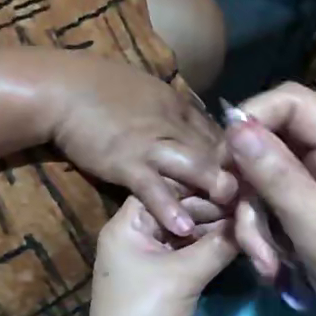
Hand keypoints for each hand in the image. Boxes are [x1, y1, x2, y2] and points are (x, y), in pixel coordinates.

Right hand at [49, 57, 236, 235]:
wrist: (60, 88)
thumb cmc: (96, 87)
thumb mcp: (143, 91)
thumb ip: (168, 110)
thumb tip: (187, 127)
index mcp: (178, 106)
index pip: (217, 133)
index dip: (234, 157)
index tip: (247, 178)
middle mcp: (172, 124)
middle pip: (215, 151)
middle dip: (237, 177)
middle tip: (255, 203)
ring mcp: (151, 145)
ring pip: (194, 167)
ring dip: (215, 190)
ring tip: (236, 216)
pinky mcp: (127, 162)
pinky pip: (153, 188)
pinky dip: (168, 208)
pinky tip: (183, 229)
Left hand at [78, 197, 238, 315]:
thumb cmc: (145, 315)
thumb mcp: (183, 275)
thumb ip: (218, 244)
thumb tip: (250, 215)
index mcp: (128, 225)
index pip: (165, 187)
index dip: (199, 181)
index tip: (236, 180)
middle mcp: (137, 235)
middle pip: (178, 208)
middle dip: (213, 206)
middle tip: (250, 200)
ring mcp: (152, 258)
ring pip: (188, 231)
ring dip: (216, 228)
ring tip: (251, 218)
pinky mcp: (166, 278)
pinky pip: (191, 253)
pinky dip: (213, 248)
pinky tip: (240, 242)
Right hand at [224, 84, 315, 315]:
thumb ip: (275, 175)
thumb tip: (234, 126)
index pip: (291, 101)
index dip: (251, 121)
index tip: (223, 162)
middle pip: (272, 141)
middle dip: (250, 188)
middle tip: (238, 223)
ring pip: (266, 177)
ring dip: (256, 220)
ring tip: (268, 265)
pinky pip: (276, 200)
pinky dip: (267, 230)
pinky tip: (275, 265)